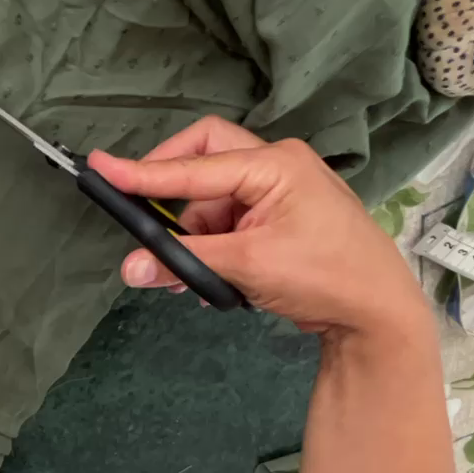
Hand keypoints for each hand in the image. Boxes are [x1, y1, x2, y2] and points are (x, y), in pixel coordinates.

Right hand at [87, 117, 433, 342]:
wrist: (374, 312)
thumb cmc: (323, 275)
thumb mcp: (247, 266)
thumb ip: (184, 262)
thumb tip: (129, 268)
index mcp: (273, 164)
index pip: (192, 165)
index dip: (142, 172)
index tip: (99, 167)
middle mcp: (273, 167)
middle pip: (201, 160)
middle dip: (169, 190)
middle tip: (142, 215)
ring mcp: (274, 194)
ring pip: (209, 202)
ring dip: (190, 237)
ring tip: (186, 279)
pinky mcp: (273, 221)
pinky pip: (224, 226)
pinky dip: (208, 250)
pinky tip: (206, 283)